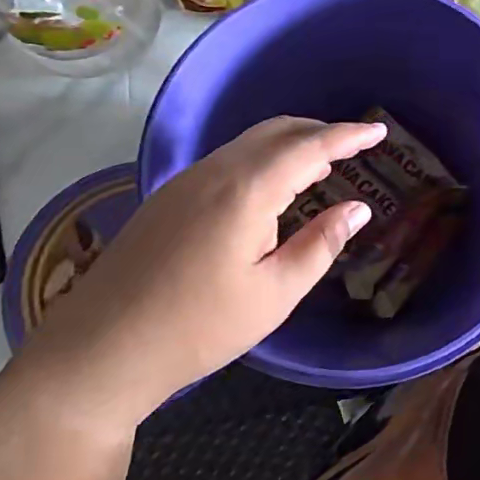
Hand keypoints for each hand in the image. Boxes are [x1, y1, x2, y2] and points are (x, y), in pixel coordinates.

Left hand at [14, 116, 384, 428]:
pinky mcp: (168, 199)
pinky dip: (263, 161)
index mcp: (246, 191)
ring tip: (322, 167)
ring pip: (248, 144)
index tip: (379, 131)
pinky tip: (272, 191)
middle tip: (354, 148)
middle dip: (319, 132)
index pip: (308, 147)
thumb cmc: (199, 327)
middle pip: (275, 132)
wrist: (101, 349)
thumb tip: (358, 208)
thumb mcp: (274, 294)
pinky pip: (228, 161)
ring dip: (290, 146)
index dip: (347, 136)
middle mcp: (214, 173)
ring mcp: (185, 183)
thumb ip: (320, 244)